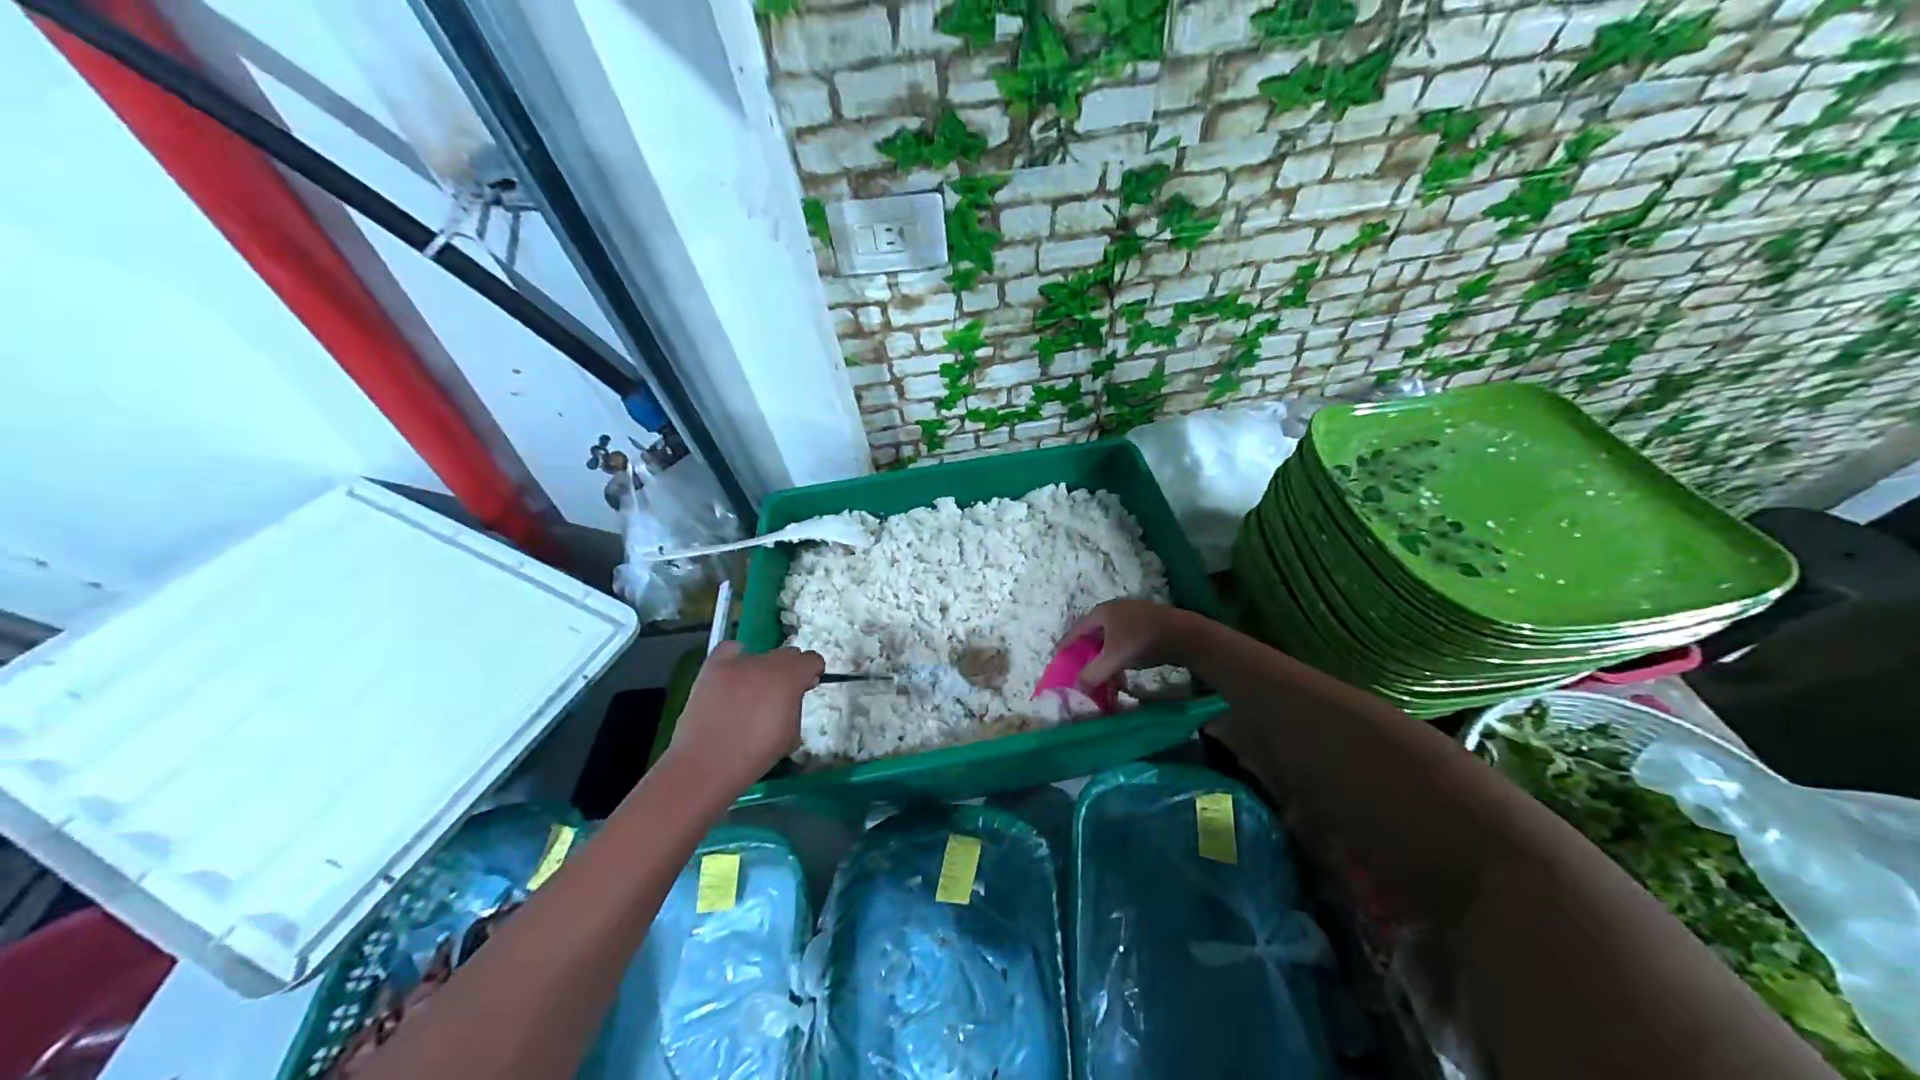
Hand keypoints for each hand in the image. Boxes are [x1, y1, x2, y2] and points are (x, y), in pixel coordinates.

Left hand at [661, 642, 823, 797]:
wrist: (705, 765)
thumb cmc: (755, 756)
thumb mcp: (791, 734)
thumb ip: (796, 706)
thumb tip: (794, 694)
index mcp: (789, 678)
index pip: (811, 660)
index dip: (812, 672)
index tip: (807, 686)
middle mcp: (765, 663)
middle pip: (787, 654)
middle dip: (790, 670)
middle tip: (782, 693)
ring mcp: (737, 663)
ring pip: (762, 654)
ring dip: (765, 669)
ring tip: (754, 691)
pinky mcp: (713, 667)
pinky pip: (731, 650)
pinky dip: (737, 658)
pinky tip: (735, 675)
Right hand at [1061, 599, 1193, 686]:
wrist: (1184, 635)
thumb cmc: (1142, 642)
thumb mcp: (1113, 659)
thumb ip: (1093, 673)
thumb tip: (1078, 685)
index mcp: (1102, 612)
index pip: (1076, 630)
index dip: (1066, 646)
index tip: (1058, 660)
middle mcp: (1115, 609)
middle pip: (1093, 632)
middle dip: (1086, 651)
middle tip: (1079, 668)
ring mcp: (1133, 614)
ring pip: (1111, 637)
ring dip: (1104, 654)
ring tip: (1102, 671)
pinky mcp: (1148, 623)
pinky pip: (1125, 639)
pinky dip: (1119, 653)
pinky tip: (1123, 667)